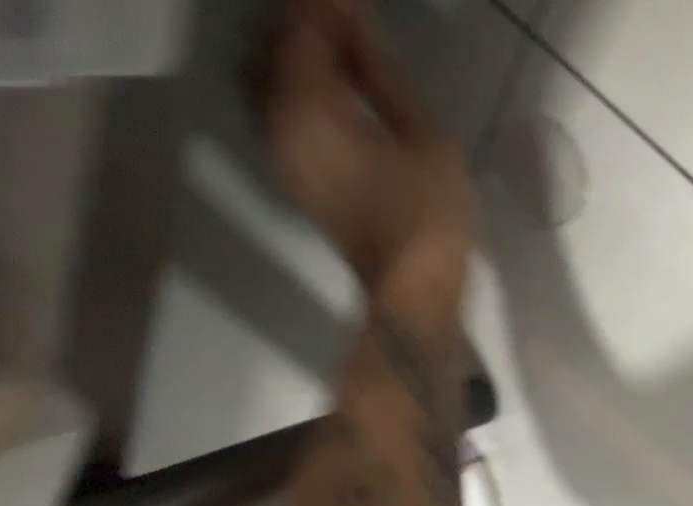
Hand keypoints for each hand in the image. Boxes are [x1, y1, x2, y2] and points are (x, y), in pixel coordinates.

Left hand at [246, 0, 475, 294]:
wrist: (411, 291)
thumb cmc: (429, 216)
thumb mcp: (427, 139)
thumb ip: (387, 79)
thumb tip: (360, 31)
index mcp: (306, 106)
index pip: (301, 29)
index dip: (327, 7)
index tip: (358, 2)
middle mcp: (274, 119)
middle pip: (268, 46)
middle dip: (303, 23)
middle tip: (349, 18)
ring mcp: (278, 149)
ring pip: (263, 75)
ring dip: (294, 52)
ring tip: (342, 48)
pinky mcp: (292, 171)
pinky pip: (275, 105)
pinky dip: (295, 82)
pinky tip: (334, 87)